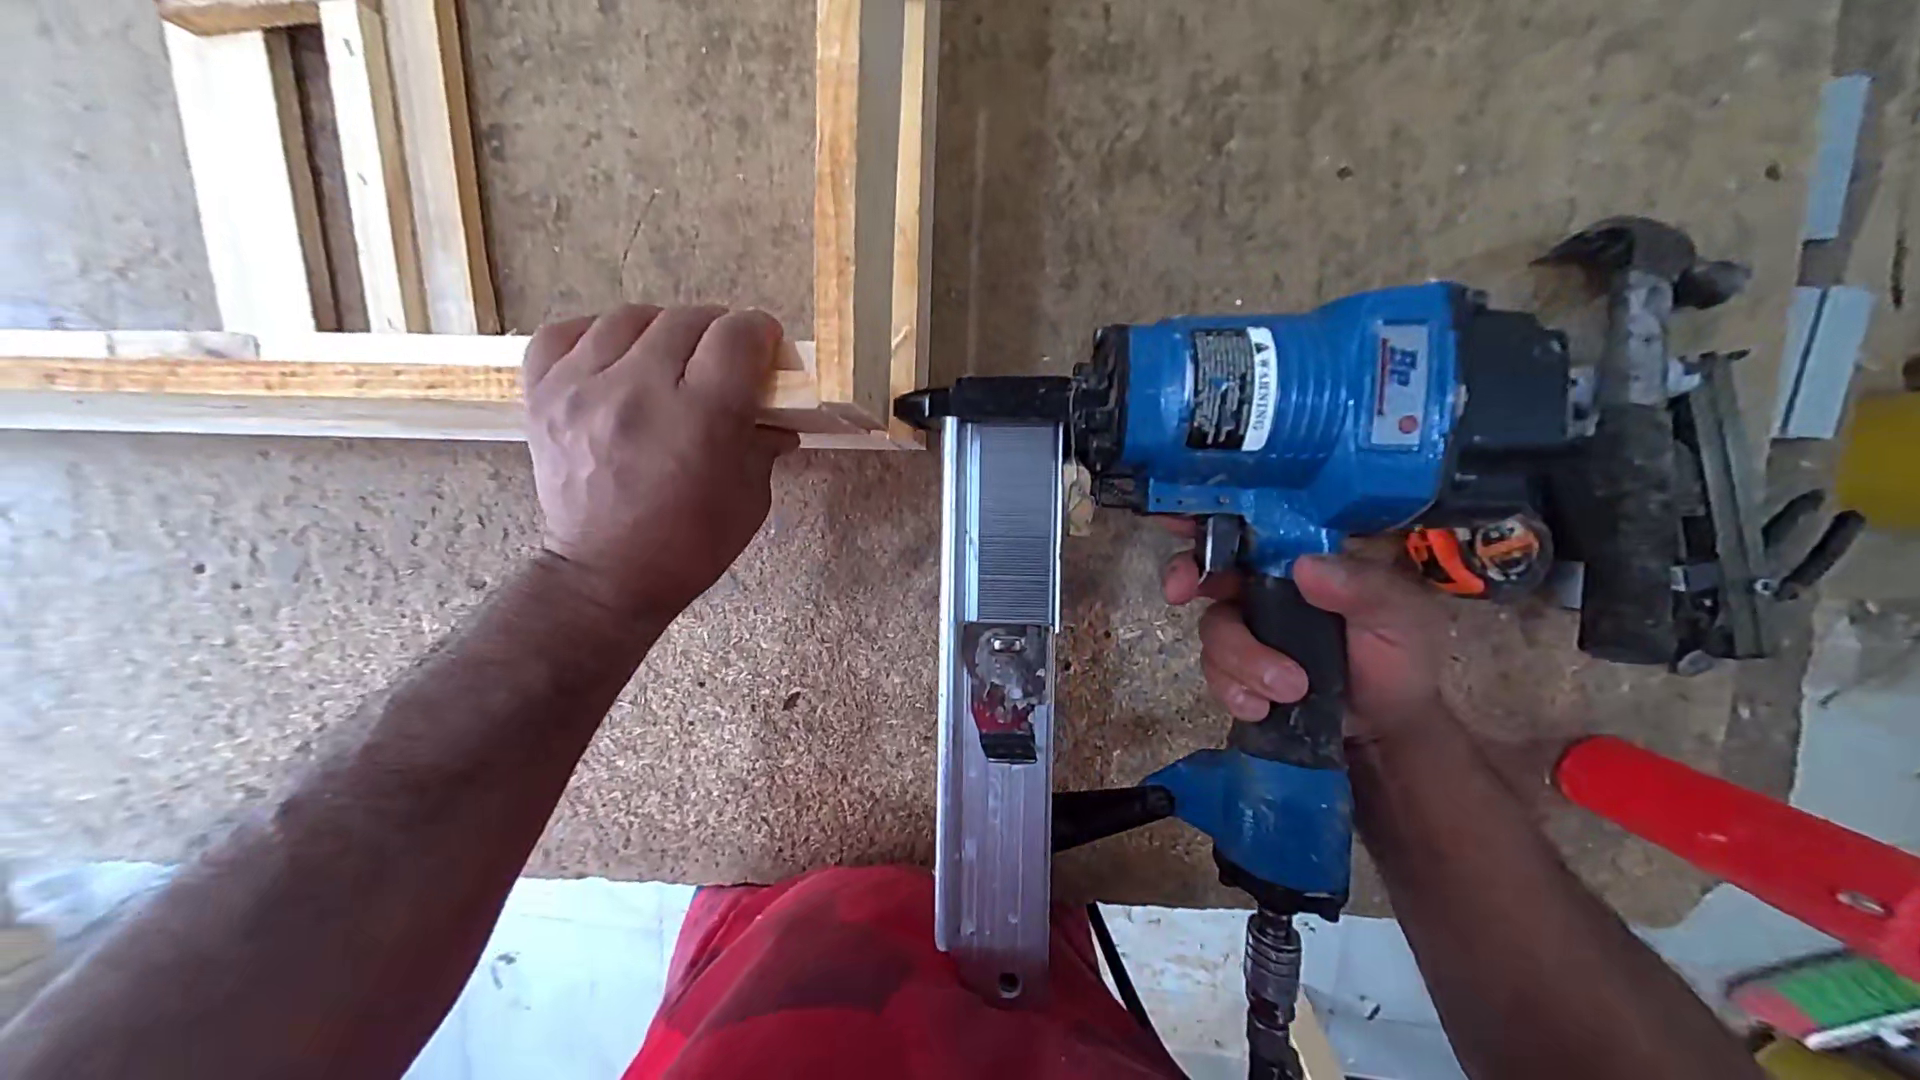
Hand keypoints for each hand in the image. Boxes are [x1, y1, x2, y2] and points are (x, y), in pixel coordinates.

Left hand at [522, 304, 799, 618]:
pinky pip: (566, 332)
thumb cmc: (692, 543)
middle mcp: (639, 390)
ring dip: (664, 330)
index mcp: (701, 418)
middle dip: (719, 331)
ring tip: (672, 357)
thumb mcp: (751, 497)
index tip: (766, 347)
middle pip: (688, 319)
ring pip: (631, 317)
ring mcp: (582, 389)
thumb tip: (776, 418)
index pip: (736, 336)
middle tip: (726, 359)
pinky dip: (598, 335)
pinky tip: (616, 357)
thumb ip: (764, 443)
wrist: (608, 575)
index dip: (760, 332)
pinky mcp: (543, 396)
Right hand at [1160, 524, 1446, 742]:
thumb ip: (1363, 588)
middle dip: (1184, 575)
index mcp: (1295, 560)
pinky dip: (1234, 690)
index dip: (1205, 517)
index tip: (1174, 519)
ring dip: (1242, 658)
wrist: (1388, 726)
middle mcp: (1259, 587)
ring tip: (1289, 689)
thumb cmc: (1398, 656)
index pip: (1246, 527)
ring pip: (1213, 629)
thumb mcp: (1400, 615)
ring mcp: (1244, 629)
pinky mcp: (1235, 672)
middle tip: (1179, 591)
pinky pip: (1215, 673)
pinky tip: (1262, 707)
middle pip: (1203, 568)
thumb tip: (1305, 566)